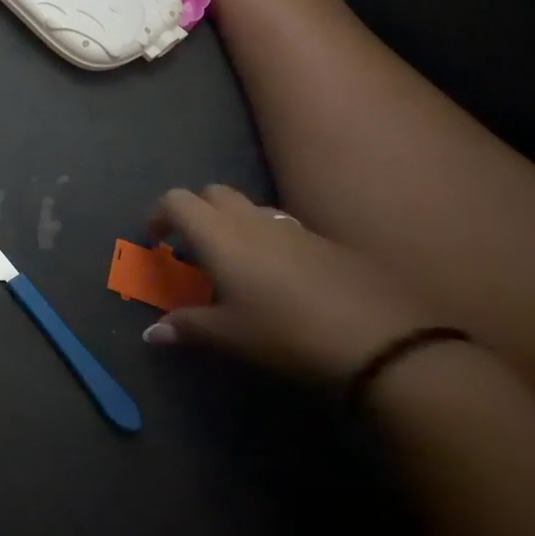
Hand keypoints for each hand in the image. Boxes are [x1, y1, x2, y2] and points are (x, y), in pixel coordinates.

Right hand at [142, 186, 434, 380]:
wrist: (382, 342)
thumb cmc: (287, 334)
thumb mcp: (230, 336)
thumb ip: (187, 327)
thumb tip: (152, 333)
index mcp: (219, 235)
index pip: (176, 200)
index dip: (158, 215)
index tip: (157, 243)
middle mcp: (251, 220)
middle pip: (212, 192)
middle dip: (196, 211)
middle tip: (192, 247)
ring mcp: (293, 228)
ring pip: (250, 207)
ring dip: (233, 223)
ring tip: (235, 264)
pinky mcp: (327, 243)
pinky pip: (284, 227)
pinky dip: (269, 240)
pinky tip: (280, 278)